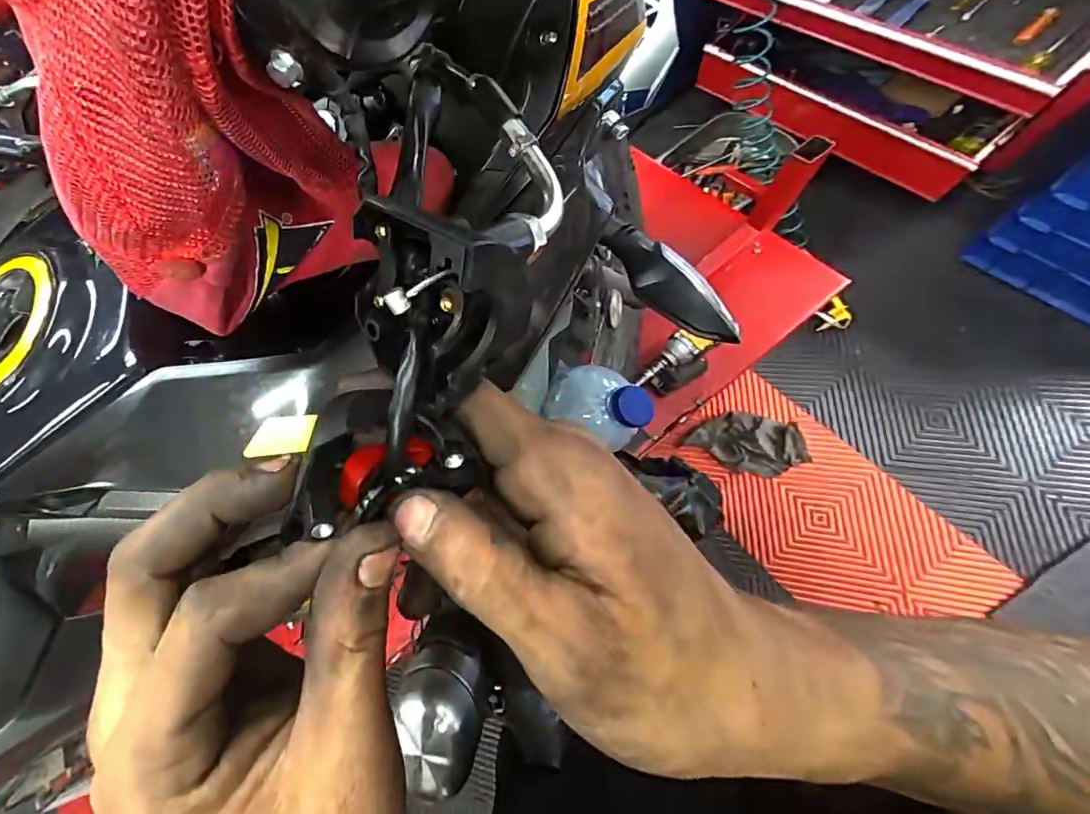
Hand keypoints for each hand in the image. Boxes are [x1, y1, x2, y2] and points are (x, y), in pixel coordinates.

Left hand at [89, 459, 404, 813]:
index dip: (280, 570)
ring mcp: (143, 681)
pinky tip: (283, 523)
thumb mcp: (342, 761)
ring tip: (288, 484)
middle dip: (215, 507)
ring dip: (222, 514)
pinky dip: (237, 543)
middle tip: (289, 475)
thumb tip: (375, 536)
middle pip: (143, 569)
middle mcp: (123, 702)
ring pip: (157, 565)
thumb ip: (352, 641)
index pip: (202, 618)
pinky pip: (192, 583)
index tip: (351, 541)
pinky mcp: (178, 666)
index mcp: (149, 749)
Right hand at [390, 385, 892, 783]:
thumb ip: (477, 564)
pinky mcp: (565, 506)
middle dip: (409, 480)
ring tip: (411, 581)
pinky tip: (449, 581)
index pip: (466, 399)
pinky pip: (497, 500)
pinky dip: (466, 533)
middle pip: (459, 437)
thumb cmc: (658, 674)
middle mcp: (559, 456)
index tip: (348, 437)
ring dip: (435, 517)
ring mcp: (563, 480)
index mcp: (556, 469)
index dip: (405, 408)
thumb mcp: (556, 636)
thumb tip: (404, 505)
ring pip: (472, 474)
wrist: (740, 690)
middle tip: (369, 539)